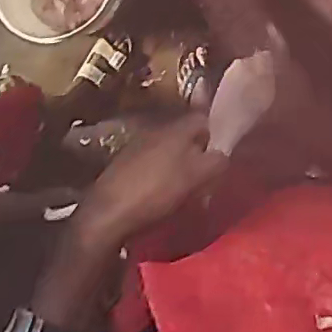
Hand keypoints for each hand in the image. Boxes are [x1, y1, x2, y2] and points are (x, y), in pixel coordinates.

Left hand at [75, 114, 229, 246]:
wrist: (107, 212)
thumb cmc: (157, 191)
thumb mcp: (197, 177)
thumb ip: (217, 161)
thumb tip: (224, 155)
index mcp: (178, 127)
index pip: (205, 119)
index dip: (217, 135)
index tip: (224, 156)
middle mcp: (159, 129)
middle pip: (187, 135)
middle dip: (198, 152)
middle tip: (208, 177)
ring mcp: (139, 145)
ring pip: (169, 150)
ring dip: (179, 165)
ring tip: (187, 190)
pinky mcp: (125, 164)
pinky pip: (153, 164)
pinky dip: (161, 175)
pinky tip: (162, 195)